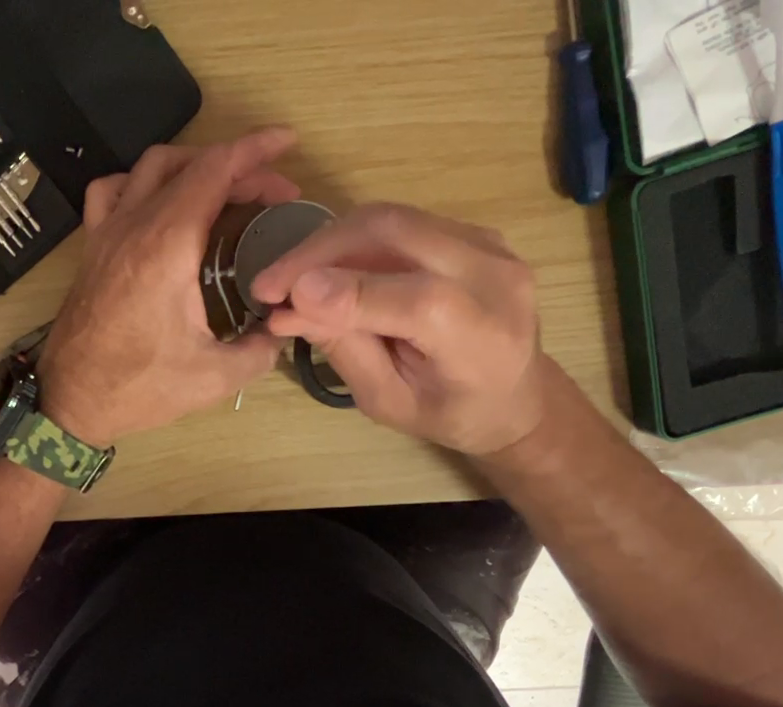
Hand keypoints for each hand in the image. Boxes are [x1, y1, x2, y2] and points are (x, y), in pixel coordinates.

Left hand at [36, 127, 302, 445]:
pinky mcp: (92, 248)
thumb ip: (259, 349)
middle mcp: (133, 226)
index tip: (287, 143)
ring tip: (224, 188)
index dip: (256, 149)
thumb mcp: (213, 378)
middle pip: (190, 164)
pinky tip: (159, 204)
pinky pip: (112, 191)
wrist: (70, 402)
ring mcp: (107, 233)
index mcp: (167, 246)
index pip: (215, 170)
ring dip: (192, 164)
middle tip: (271, 192)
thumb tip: (280, 329)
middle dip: (238, 165)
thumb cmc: (137, 389)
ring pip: (149, 167)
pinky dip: (142, 183)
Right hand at [252, 204, 549, 456]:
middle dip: (319, 252)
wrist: (514, 394)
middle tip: (268, 284)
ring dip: (327, 244)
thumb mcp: (388, 402)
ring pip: (392, 219)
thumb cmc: (448, 412)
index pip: (419, 300)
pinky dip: (350, 242)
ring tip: (287, 278)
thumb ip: (346, 351)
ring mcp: (488, 244)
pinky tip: (323, 270)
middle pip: (397, 233)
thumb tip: (290, 310)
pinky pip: (400, 223)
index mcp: (484, 339)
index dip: (351, 293)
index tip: (285, 300)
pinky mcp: (471, 231)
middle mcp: (495, 277)